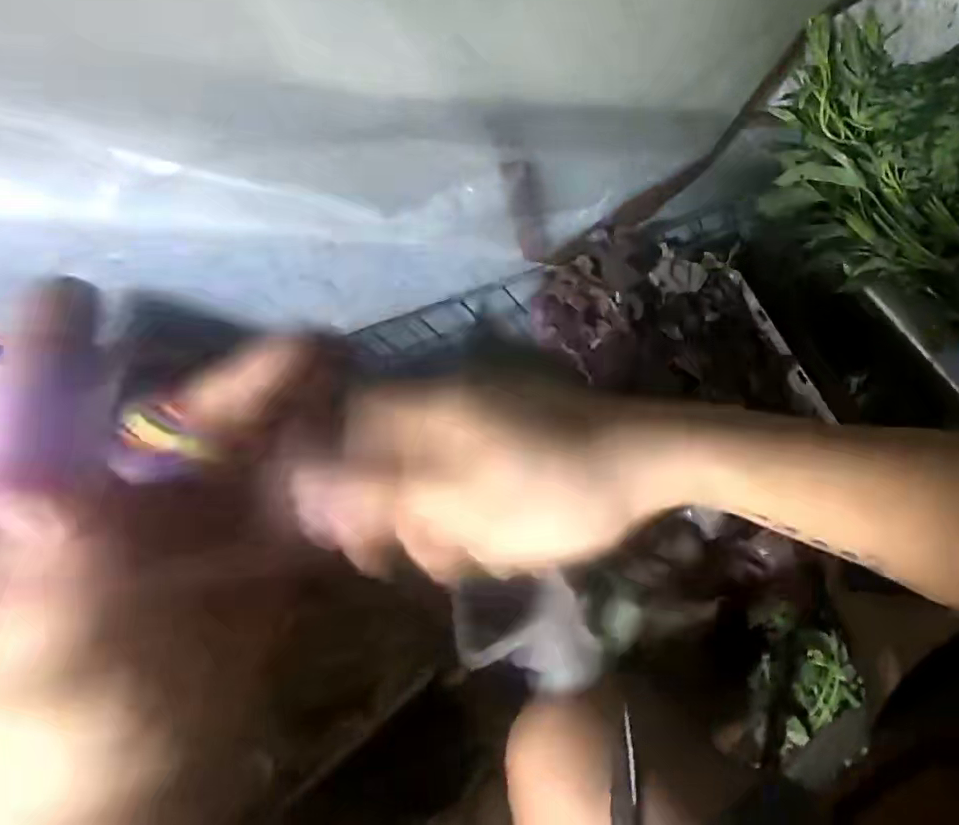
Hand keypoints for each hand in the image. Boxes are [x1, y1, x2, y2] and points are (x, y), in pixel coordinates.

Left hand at [0, 280, 325, 824]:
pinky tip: (358, 446)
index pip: (29, 437)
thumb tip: (34, 489)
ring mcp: (177, 546)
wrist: (156, 813)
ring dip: (293, 419)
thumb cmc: (75, 762)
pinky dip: (317, 470)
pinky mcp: (236, 566)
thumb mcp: (51, 686)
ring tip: (351, 382)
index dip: (45, 364)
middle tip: (315, 347)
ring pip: (237, 461)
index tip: (72, 293)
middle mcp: (101, 529)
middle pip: (170, 439)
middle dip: (239, 388)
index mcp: (18, 550)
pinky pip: (279, 501)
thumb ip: (46, 594)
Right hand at [288, 378, 665, 579]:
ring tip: (490, 556)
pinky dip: (492, 509)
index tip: (360, 540)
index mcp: (437, 406)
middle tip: (444, 560)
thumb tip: (304, 484)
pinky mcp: (538, 431)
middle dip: (410, 517)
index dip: (340, 483)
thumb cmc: (554, 489)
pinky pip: (490, 471)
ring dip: (455, 522)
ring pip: (447, 472)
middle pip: (400, 456)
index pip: (352, 426)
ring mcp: (506, 411)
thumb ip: (378, 495)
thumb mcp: (458, 504)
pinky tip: (516, 539)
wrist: (655, 461)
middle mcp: (465, 398)